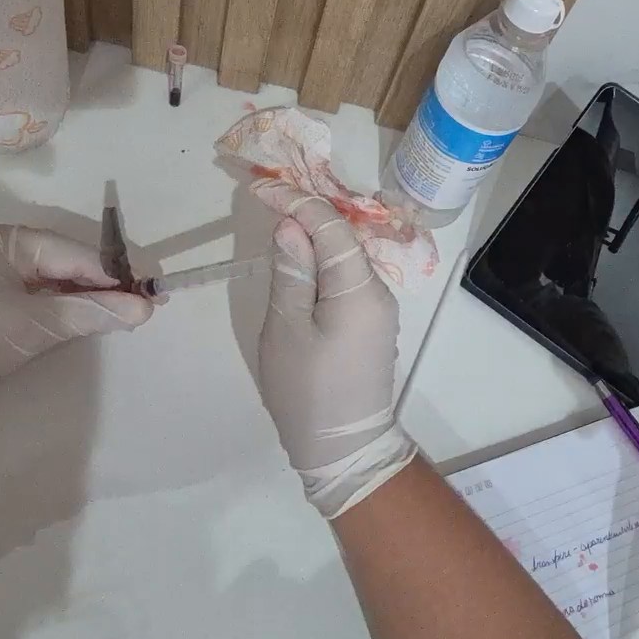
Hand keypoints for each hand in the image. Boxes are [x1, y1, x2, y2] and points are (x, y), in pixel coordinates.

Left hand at [0, 225, 153, 442]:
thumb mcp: (33, 327)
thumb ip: (92, 313)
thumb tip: (146, 307)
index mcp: (10, 240)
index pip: (78, 254)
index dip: (118, 276)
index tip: (156, 294)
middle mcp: (4, 248)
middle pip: (71, 263)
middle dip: (107, 286)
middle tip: (146, 308)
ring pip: (58, 280)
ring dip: (89, 299)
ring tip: (126, 317)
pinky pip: (41, 295)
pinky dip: (66, 307)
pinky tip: (90, 320)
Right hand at [254, 180, 414, 517]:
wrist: (343, 449)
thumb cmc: (307, 391)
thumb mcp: (287, 328)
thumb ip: (292, 272)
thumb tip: (291, 226)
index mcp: (360, 288)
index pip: (330, 226)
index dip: (295, 201)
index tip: (259, 188)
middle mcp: (378, 290)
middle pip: (343, 236)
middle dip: (305, 212)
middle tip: (264, 198)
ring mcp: (379, 308)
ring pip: (346, 256)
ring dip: (313, 236)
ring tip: (275, 223)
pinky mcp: (372, 323)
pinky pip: (347, 278)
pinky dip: (323, 262)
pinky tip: (299, 261)